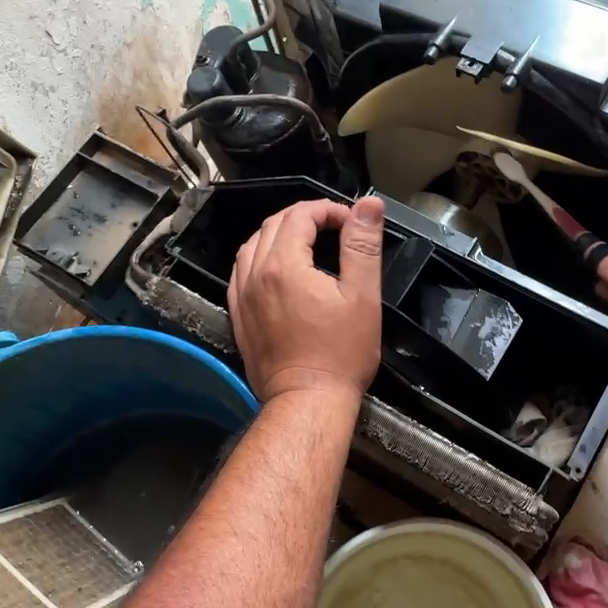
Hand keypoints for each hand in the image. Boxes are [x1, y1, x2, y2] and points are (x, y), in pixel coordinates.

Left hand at [227, 197, 384, 402]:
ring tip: (305, 242)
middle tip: (333, 227)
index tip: (350, 222)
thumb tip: (368, 205)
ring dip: (278, 235)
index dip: (328, 210)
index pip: (300, 216)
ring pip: (252, 246)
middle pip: (273, 225)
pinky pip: (240, 273)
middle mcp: (255, 275)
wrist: (308, 401)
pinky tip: (276, 270)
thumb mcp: (363, 296)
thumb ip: (362, 246)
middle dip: (304, 217)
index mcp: (285, 265)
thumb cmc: (341, 353)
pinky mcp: (239, 318)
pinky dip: (259, 259)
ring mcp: (242, 297)